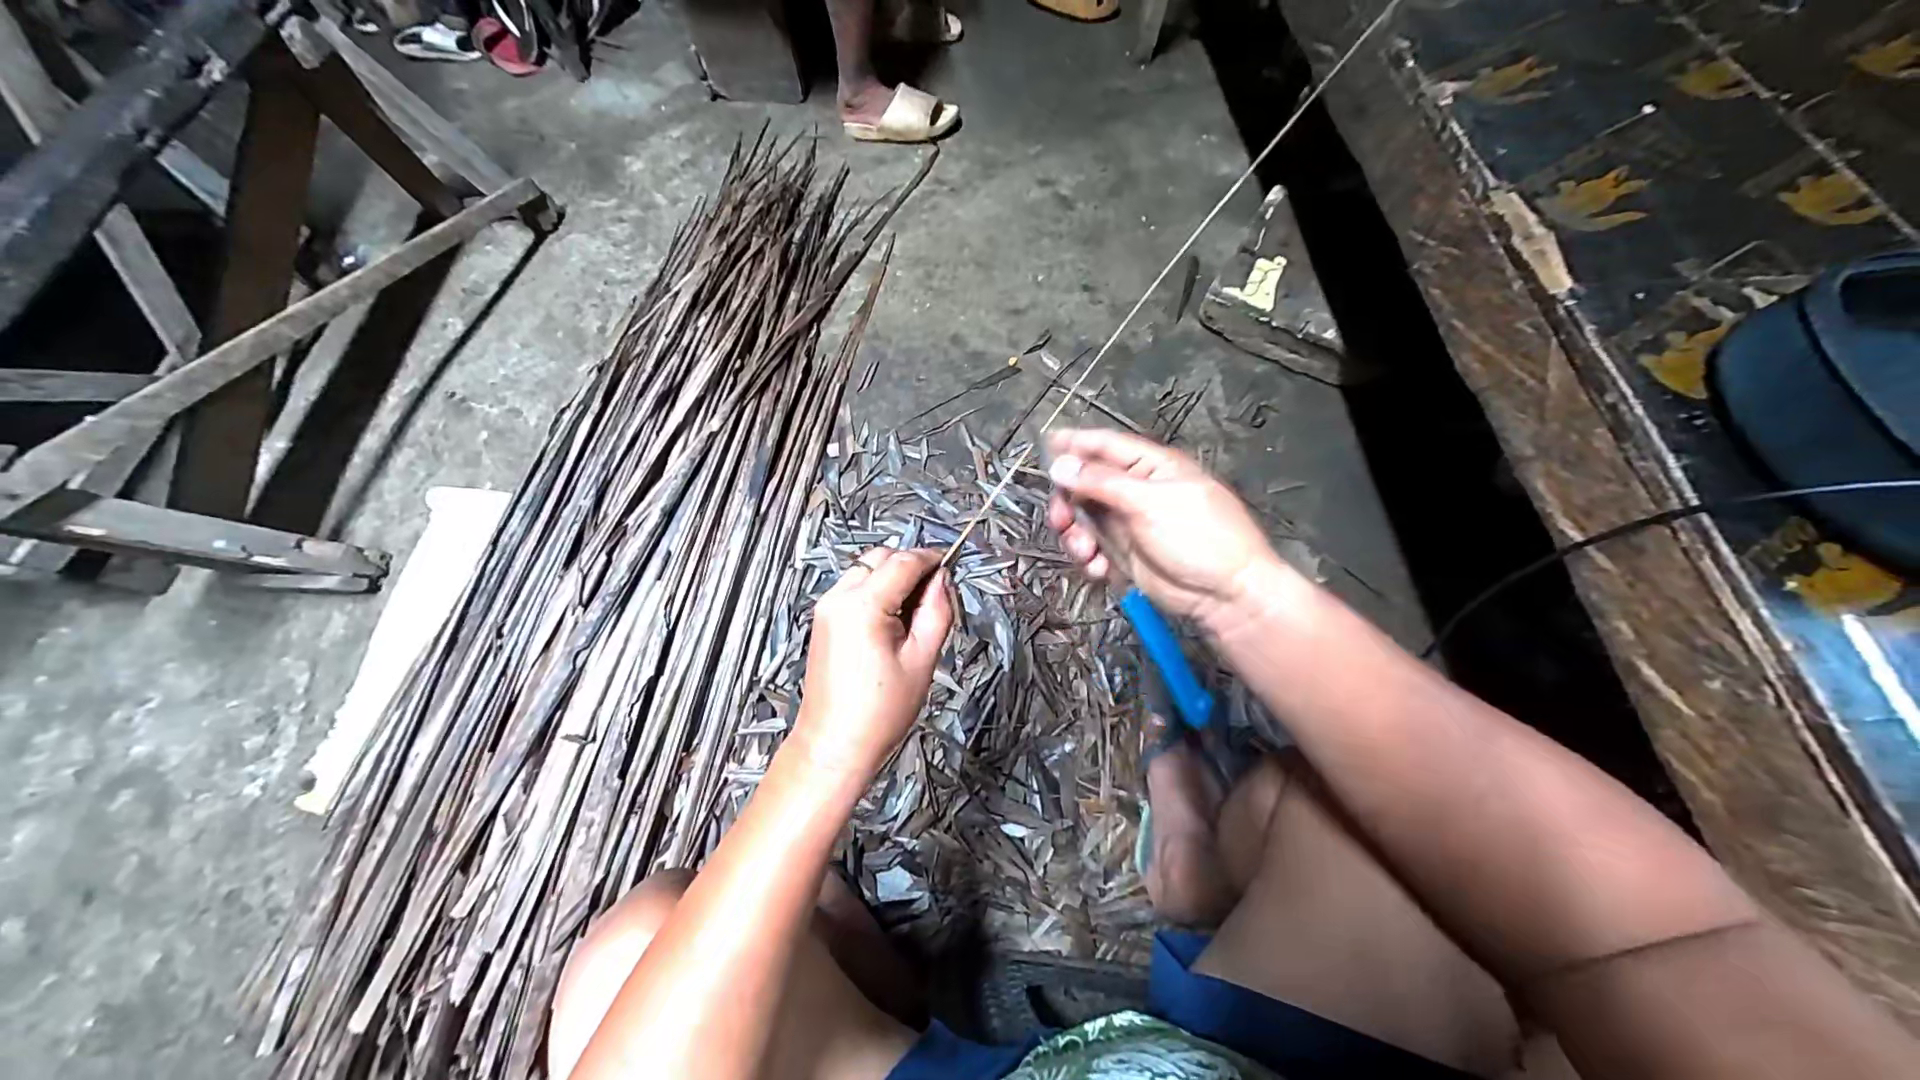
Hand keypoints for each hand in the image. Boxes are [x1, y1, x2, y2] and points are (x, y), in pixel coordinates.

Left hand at [791, 547, 953, 779]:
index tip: (951, 565)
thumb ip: (937, 611)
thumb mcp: (922, 659)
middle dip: (911, 566)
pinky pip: (854, 588)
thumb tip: (943, 580)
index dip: (932, 559)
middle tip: (936, 593)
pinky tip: (892, 622)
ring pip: (866, 569)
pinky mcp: (823, 620)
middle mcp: (839, 599)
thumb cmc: (877, 712)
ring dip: (893, 577)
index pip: (904, 561)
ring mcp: (826, 608)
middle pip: (882, 557)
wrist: (834, 745)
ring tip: (914, 614)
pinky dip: (876, 591)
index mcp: (863, 605)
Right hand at [1045, 428, 1283, 632]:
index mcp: (1150, 467)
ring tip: (1085, 551)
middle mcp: (1136, 491)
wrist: (1225, 595)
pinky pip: (1092, 548)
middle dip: (1067, 500)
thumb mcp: (1150, 503)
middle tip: (1061, 518)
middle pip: (1085, 484)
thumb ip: (1101, 482)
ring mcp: (1129, 523)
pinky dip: (1088, 558)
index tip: (1047, 443)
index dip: (1075, 443)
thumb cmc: (1204, 539)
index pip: (1105, 446)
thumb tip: (1062, 465)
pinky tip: (1098, 568)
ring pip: (1083, 519)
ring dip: (1075, 534)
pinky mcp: (1124, 553)